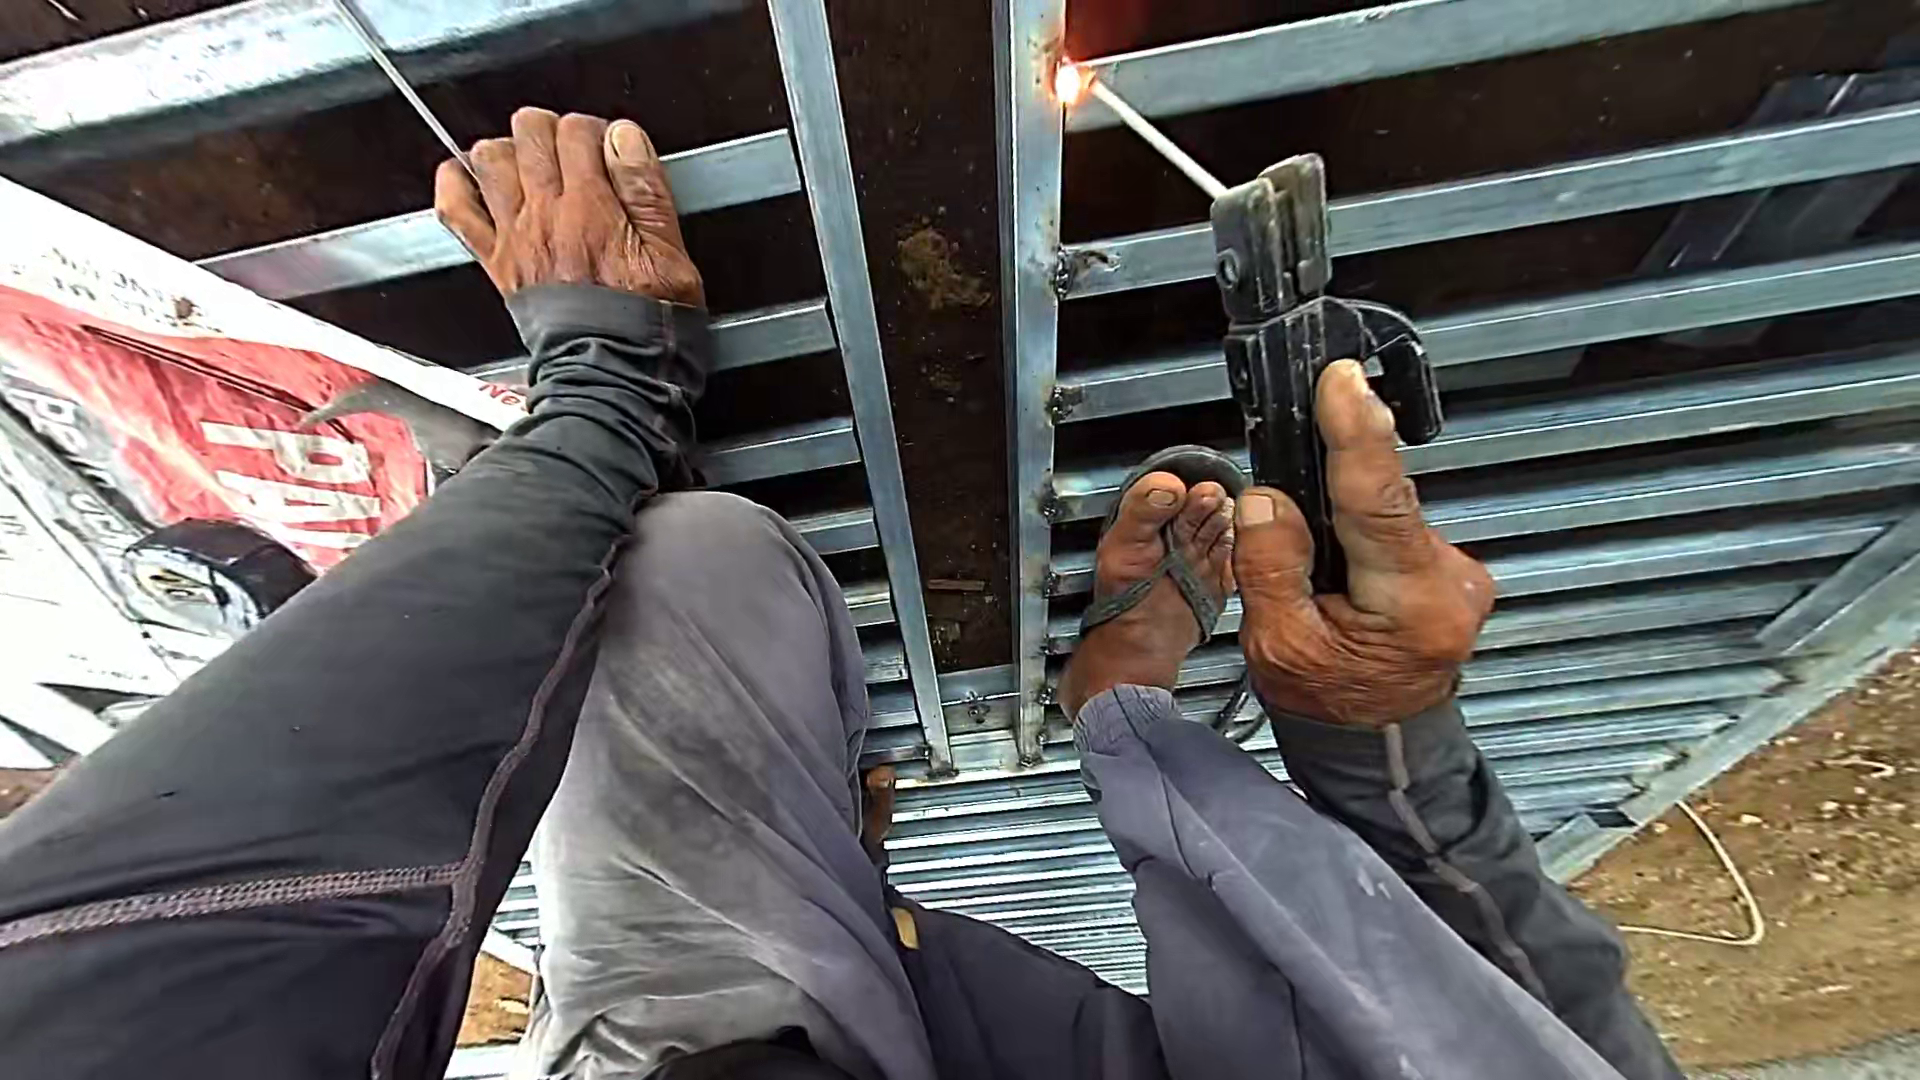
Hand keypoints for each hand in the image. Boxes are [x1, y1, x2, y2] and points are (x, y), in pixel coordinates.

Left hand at [434, 107, 704, 306]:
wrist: (615, 378)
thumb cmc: (650, 331)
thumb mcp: (675, 265)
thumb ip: (650, 198)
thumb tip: (627, 139)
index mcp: (594, 211)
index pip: (582, 133)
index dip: (601, 134)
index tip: (617, 155)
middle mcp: (547, 216)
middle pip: (531, 133)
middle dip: (557, 133)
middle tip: (581, 157)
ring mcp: (516, 237)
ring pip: (490, 155)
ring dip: (513, 151)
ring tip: (538, 169)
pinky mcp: (499, 264)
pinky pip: (457, 208)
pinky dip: (458, 184)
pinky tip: (476, 180)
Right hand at [1234, 359, 1494, 726]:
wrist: (1374, 736)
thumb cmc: (1323, 697)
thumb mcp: (1276, 642)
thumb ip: (1270, 566)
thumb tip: (1266, 497)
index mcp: (1412, 604)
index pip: (1379, 503)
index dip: (1357, 436)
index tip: (1341, 382)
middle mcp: (1452, 579)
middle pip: (1380, 500)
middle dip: (1329, 476)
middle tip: (1285, 473)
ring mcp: (1456, 572)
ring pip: (1382, 510)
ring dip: (1335, 506)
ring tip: (1299, 545)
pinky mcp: (1446, 569)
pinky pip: (1388, 524)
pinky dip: (1350, 522)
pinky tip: (1324, 548)